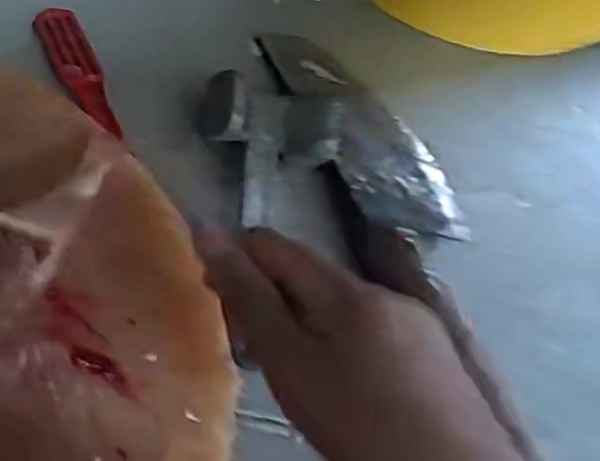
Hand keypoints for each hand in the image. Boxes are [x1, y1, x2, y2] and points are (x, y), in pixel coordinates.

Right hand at [197, 227, 523, 460]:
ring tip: (289, 360)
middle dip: (266, 291)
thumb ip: (245, 289)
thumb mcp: (285, 355)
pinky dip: (337, 338)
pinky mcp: (445, 364)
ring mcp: (425, 331)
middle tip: (246, 334)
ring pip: (335, 302)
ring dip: (300, 317)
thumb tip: (205, 230)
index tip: (215, 293)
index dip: (232, 256)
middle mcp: (391, 297)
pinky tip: (338, 378)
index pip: (269, 242)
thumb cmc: (358, 421)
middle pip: (304, 272)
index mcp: (351, 291)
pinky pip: (369, 329)